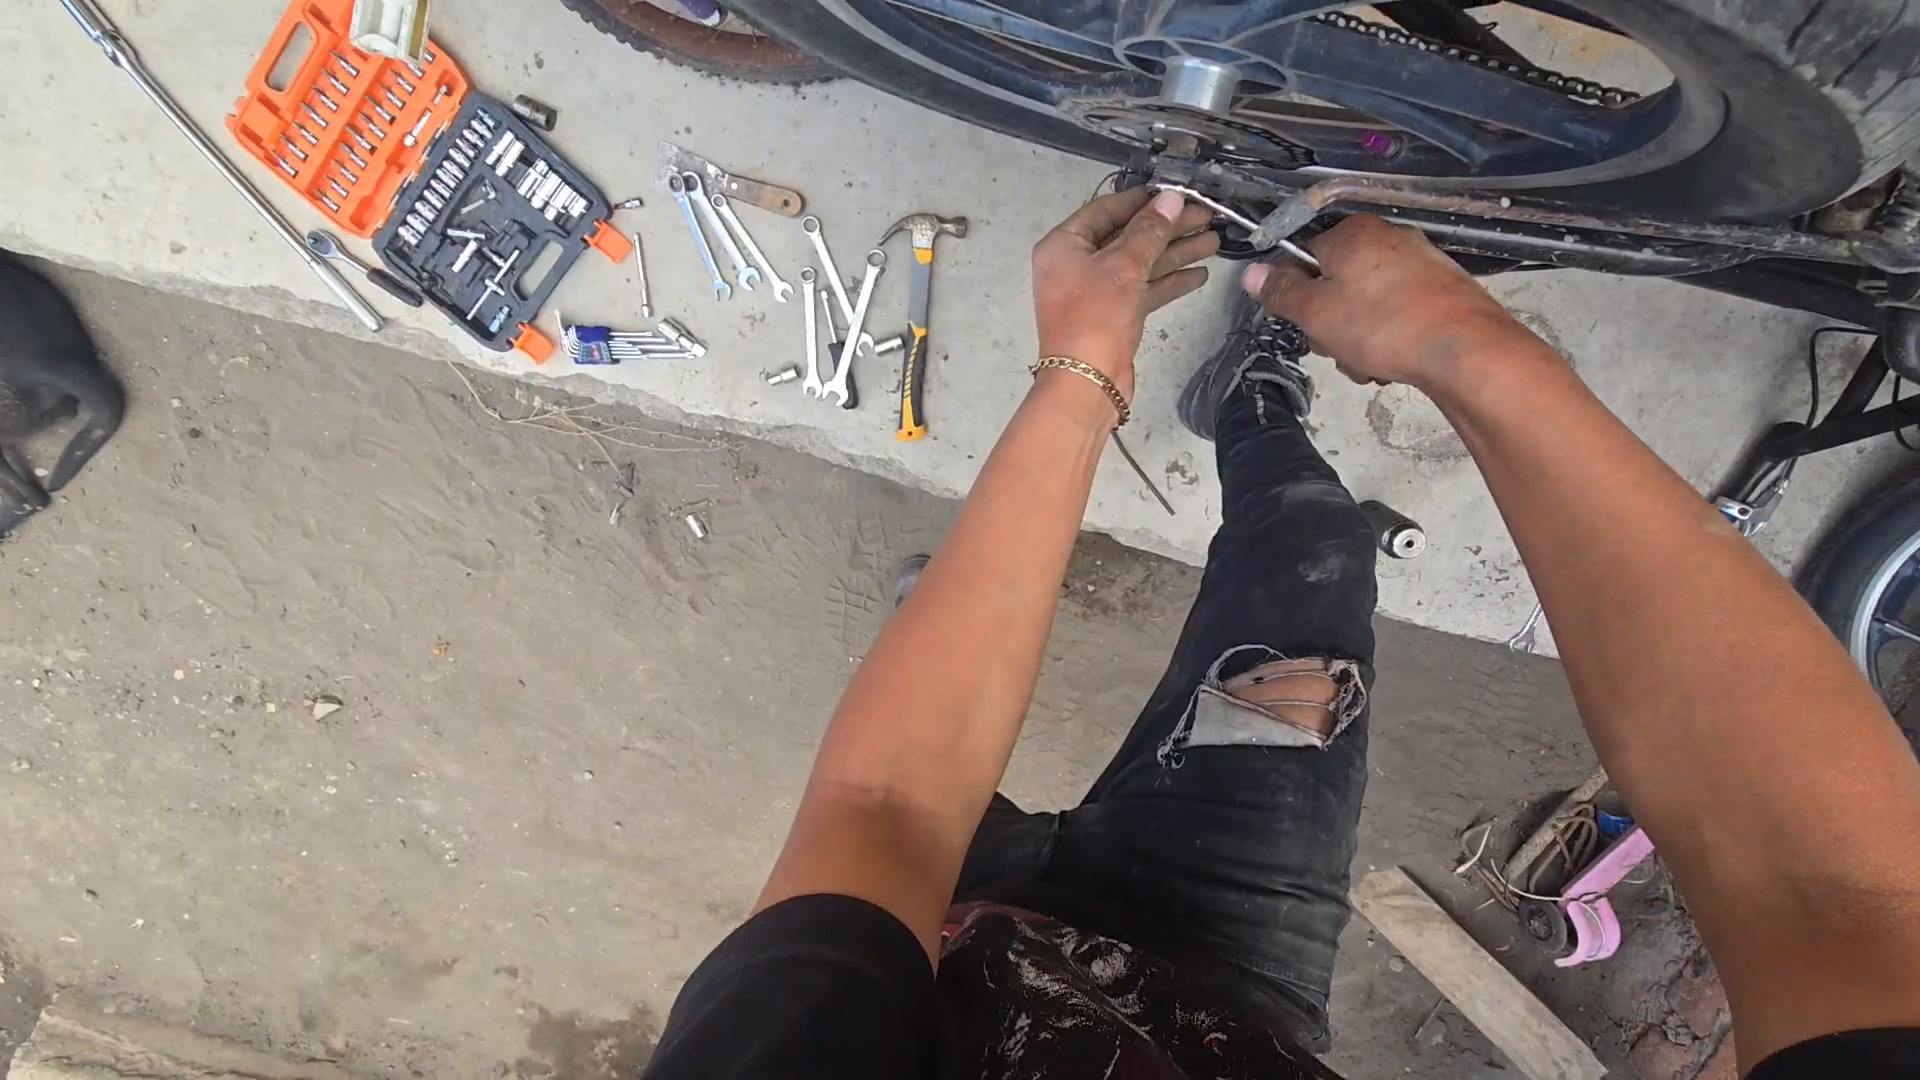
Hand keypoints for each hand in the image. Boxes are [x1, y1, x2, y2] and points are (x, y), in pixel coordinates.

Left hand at [1032, 188, 1218, 403]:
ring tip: (1214, 241)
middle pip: (1126, 237)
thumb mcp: (1124, 267)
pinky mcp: (1111, 317)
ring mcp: (1093, 293)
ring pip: (1138, 265)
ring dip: (1174, 253)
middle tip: (1207, 215)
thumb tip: (1172, 199)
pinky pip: (1141, 290)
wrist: (1086, 384)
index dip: (1143, 200)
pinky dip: (1167, 282)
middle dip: (1167, 228)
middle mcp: (1075, 266)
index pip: (1106, 210)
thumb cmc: (1096, 318)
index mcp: (1063, 246)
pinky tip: (1199, 274)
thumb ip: (1149, 231)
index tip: (1177, 192)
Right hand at [1243, 214, 1534, 390]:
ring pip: (1361, 305)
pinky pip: (1393, 314)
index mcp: (1353, 235)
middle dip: (1327, 322)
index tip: (1300, 322)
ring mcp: (1418, 265)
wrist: (1463, 350)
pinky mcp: (1439, 292)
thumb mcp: (1315, 312)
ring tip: (1366, 360)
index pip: (1301, 257)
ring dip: (1353, 338)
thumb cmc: (1380, 325)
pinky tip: (1390, 360)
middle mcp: (1387, 239)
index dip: (1293, 294)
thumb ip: (1280, 292)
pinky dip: (1384, 338)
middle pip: (1333, 284)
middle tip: (1334, 345)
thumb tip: (1251, 272)